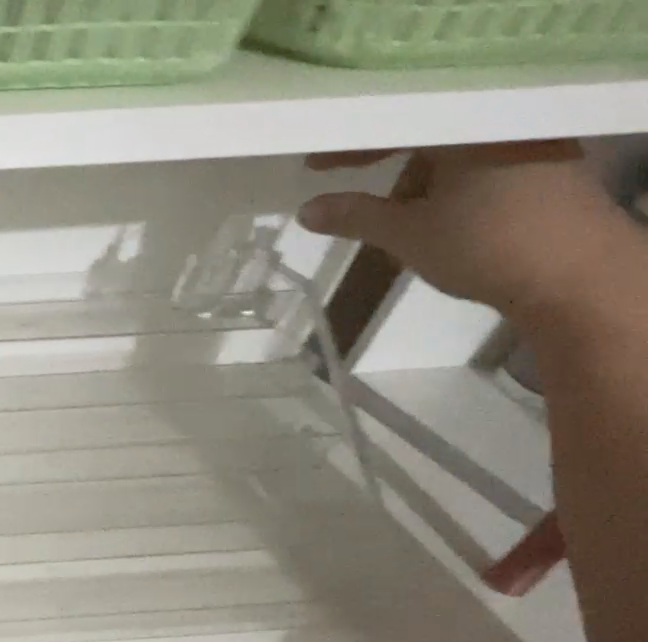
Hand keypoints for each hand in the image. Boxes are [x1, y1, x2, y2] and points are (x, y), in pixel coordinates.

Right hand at [298, 142, 635, 322]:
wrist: (574, 274)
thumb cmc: (484, 244)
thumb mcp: (406, 233)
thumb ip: (355, 216)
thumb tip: (307, 210)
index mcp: (470, 131)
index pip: (397, 127)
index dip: (350, 146)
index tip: (313, 163)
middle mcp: (504, 128)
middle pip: (427, 138)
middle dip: (384, 166)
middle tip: (345, 186)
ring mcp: (531, 147)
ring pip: (453, 156)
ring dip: (416, 183)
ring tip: (395, 221)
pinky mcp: (545, 170)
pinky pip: (479, 168)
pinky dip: (446, 188)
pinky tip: (433, 218)